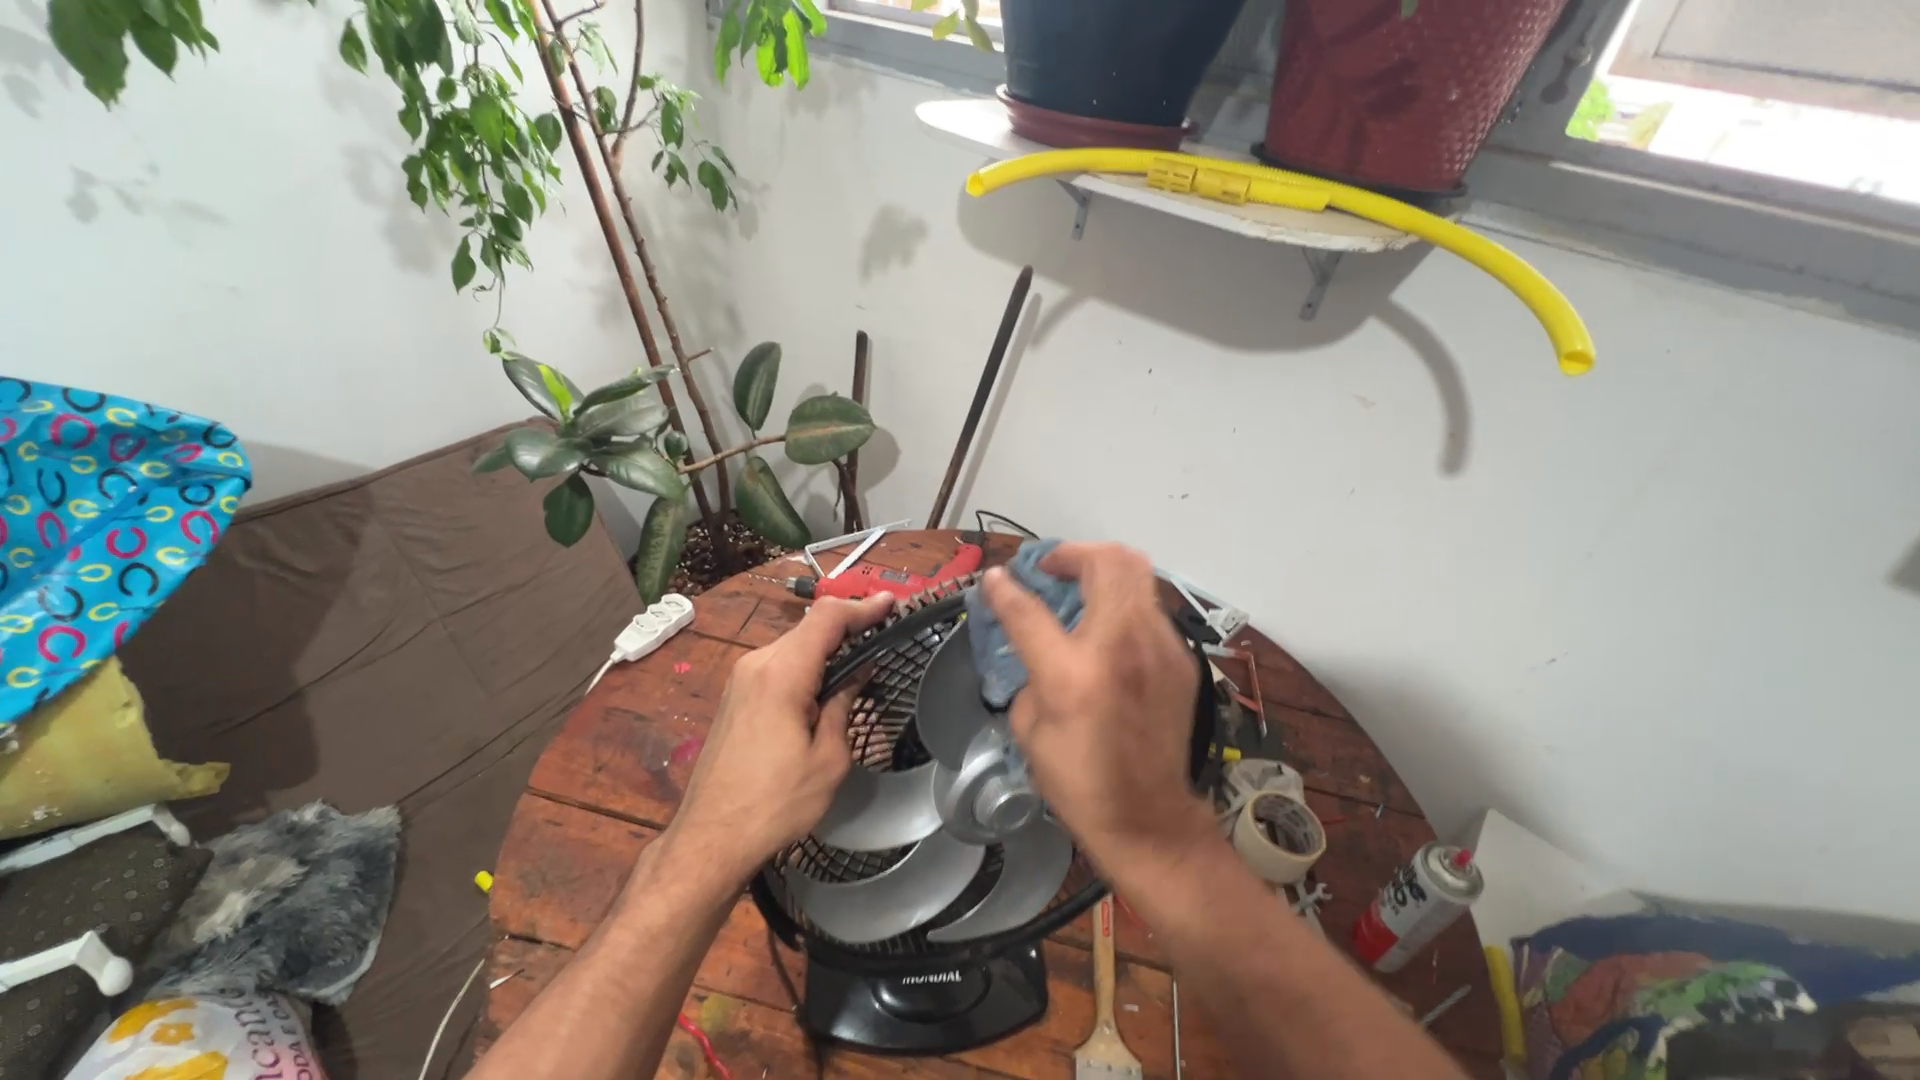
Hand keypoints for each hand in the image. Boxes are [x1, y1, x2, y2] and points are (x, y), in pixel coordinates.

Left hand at [665, 593, 895, 881]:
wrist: (711, 838)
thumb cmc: (777, 802)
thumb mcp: (828, 758)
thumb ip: (844, 703)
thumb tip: (860, 670)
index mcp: (781, 674)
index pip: (826, 618)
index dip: (862, 607)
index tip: (892, 604)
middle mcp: (756, 664)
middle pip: (809, 628)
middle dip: (849, 625)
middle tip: (885, 632)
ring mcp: (741, 680)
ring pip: (793, 645)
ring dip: (827, 646)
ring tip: (863, 659)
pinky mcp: (735, 697)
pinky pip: (778, 665)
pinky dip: (807, 663)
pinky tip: (826, 683)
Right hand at [981, 544, 1213, 878]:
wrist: (1148, 817)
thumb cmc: (1078, 780)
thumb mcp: (1029, 728)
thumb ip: (1028, 671)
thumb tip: (1034, 642)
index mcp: (1073, 673)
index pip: (1030, 610)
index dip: (1005, 588)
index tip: (996, 577)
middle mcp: (1122, 647)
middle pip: (1108, 562)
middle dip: (1072, 553)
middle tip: (1050, 569)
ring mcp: (1160, 648)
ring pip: (1139, 574)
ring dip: (1102, 571)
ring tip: (1079, 589)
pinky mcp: (1179, 658)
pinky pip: (1149, 608)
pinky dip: (1123, 602)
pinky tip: (1107, 628)